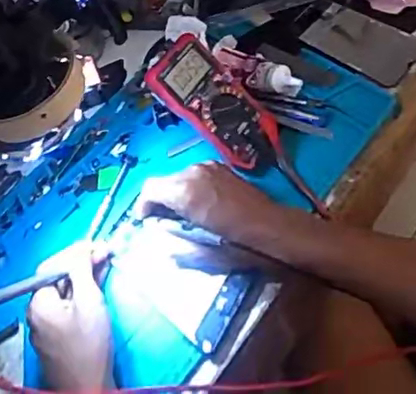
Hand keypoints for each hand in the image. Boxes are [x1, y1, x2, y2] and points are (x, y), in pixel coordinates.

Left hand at [27, 243, 112, 392]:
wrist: (90, 393)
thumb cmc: (89, 346)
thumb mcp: (89, 299)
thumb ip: (82, 269)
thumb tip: (81, 249)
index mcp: (38, 302)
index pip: (52, 265)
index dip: (74, 253)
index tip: (95, 247)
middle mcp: (36, 314)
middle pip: (57, 278)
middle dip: (80, 264)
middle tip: (102, 255)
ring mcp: (45, 329)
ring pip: (63, 293)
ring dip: (82, 278)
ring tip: (102, 267)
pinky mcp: (57, 341)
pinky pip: (66, 309)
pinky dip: (80, 297)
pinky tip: (96, 289)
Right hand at [134, 162, 300, 252]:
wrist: (273, 227)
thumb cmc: (238, 244)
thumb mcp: (201, 248)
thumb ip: (174, 237)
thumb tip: (156, 232)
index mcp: (185, 191)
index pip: (150, 189)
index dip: (142, 206)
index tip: (144, 221)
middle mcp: (192, 172)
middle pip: (162, 181)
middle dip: (158, 200)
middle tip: (161, 221)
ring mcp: (206, 166)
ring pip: (177, 177)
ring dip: (173, 193)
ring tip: (181, 214)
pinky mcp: (218, 166)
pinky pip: (193, 174)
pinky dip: (188, 187)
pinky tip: (199, 204)